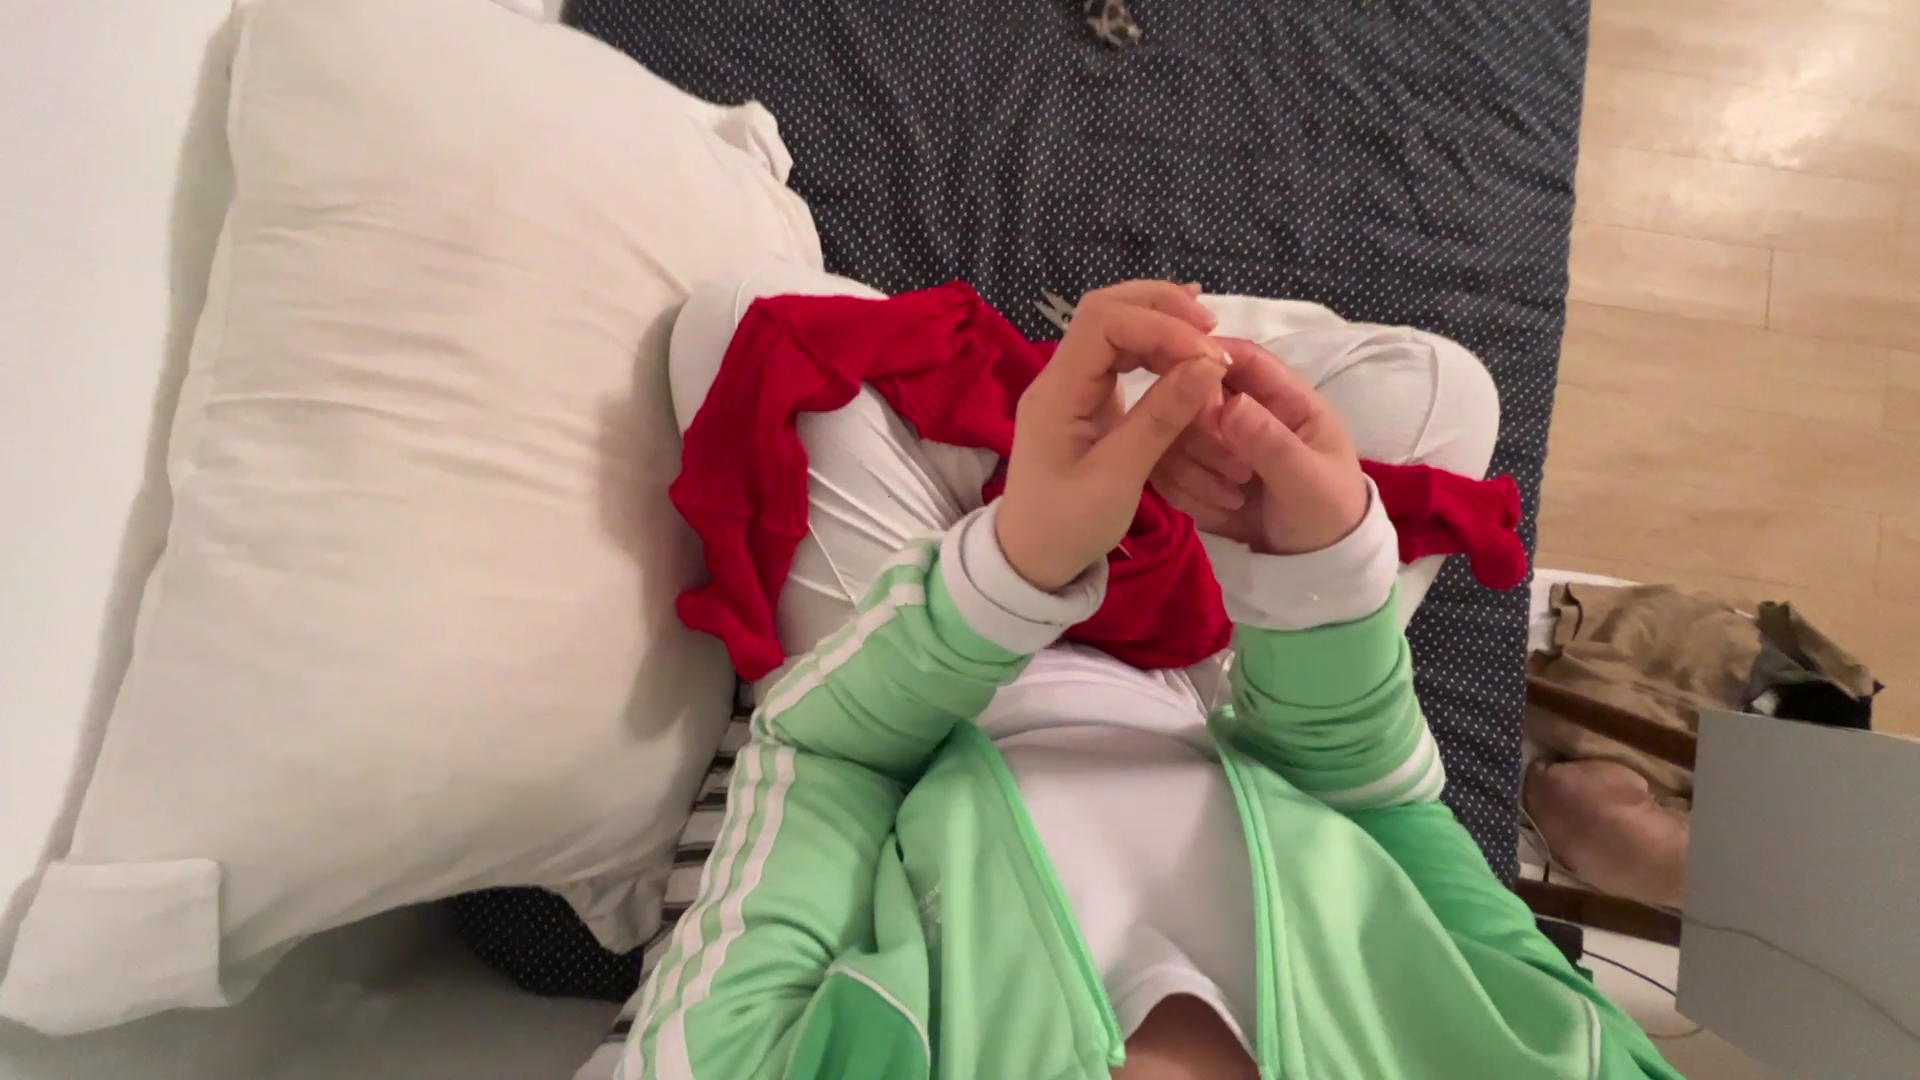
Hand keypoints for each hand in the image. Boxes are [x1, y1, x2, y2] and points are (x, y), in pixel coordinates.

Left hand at [996, 282, 1231, 590]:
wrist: (1032, 558)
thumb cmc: (1068, 526)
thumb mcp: (1118, 478)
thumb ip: (1161, 418)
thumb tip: (1210, 363)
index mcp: (1056, 393)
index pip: (1102, 322)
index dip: (1159, 325)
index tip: (1207, 353)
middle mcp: (1058, 378)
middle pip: (1104, 311)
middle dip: (1160, 309)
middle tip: (1212, 330)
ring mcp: (1070, 387)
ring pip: (1112, 328)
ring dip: (1159, 324)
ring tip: (1206, 337)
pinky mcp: (1085, 401)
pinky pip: (1117, 356)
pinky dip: (1152, 346)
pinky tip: (1183, 348)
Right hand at [1150, 337, 1367, 554]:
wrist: (1310, 566)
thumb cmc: (1327, 513)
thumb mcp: (1308, 480)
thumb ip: (1271, 443)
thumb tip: (1228, 404)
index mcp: (1283, 399)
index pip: (1242, 359)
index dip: (1210, 360)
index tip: (1183, 383)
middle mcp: (1241, 414)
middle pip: (1193, 397)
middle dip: (1203, 436)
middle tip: (1236, 473)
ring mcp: (1212, 445)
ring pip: (1171, 437)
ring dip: (1195, 471)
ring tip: (1234, 498)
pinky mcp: (1191, 474)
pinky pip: (1164, 472)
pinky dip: (1185, 494)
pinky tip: (1219, 511)